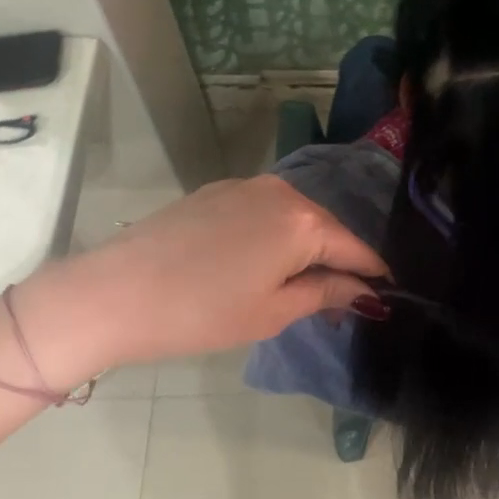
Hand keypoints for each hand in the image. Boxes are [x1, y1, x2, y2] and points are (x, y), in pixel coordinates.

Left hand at [14, 176, 386, 380]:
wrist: (115, 292)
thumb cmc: (202, 312)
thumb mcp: (272, 312)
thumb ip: (326, 293)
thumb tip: (365, 292)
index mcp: (303, 221)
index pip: (355, 248)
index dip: (372, 275)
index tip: (383, 298)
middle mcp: (281, 191)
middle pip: (326, 228)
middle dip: (337, 263)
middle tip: (339, 304)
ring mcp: (245, 186)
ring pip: (293, 218)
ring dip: (304, 249)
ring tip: (298, 288)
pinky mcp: (215, 191)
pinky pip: (263, 212)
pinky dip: (273, 236)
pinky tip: (259, 265)